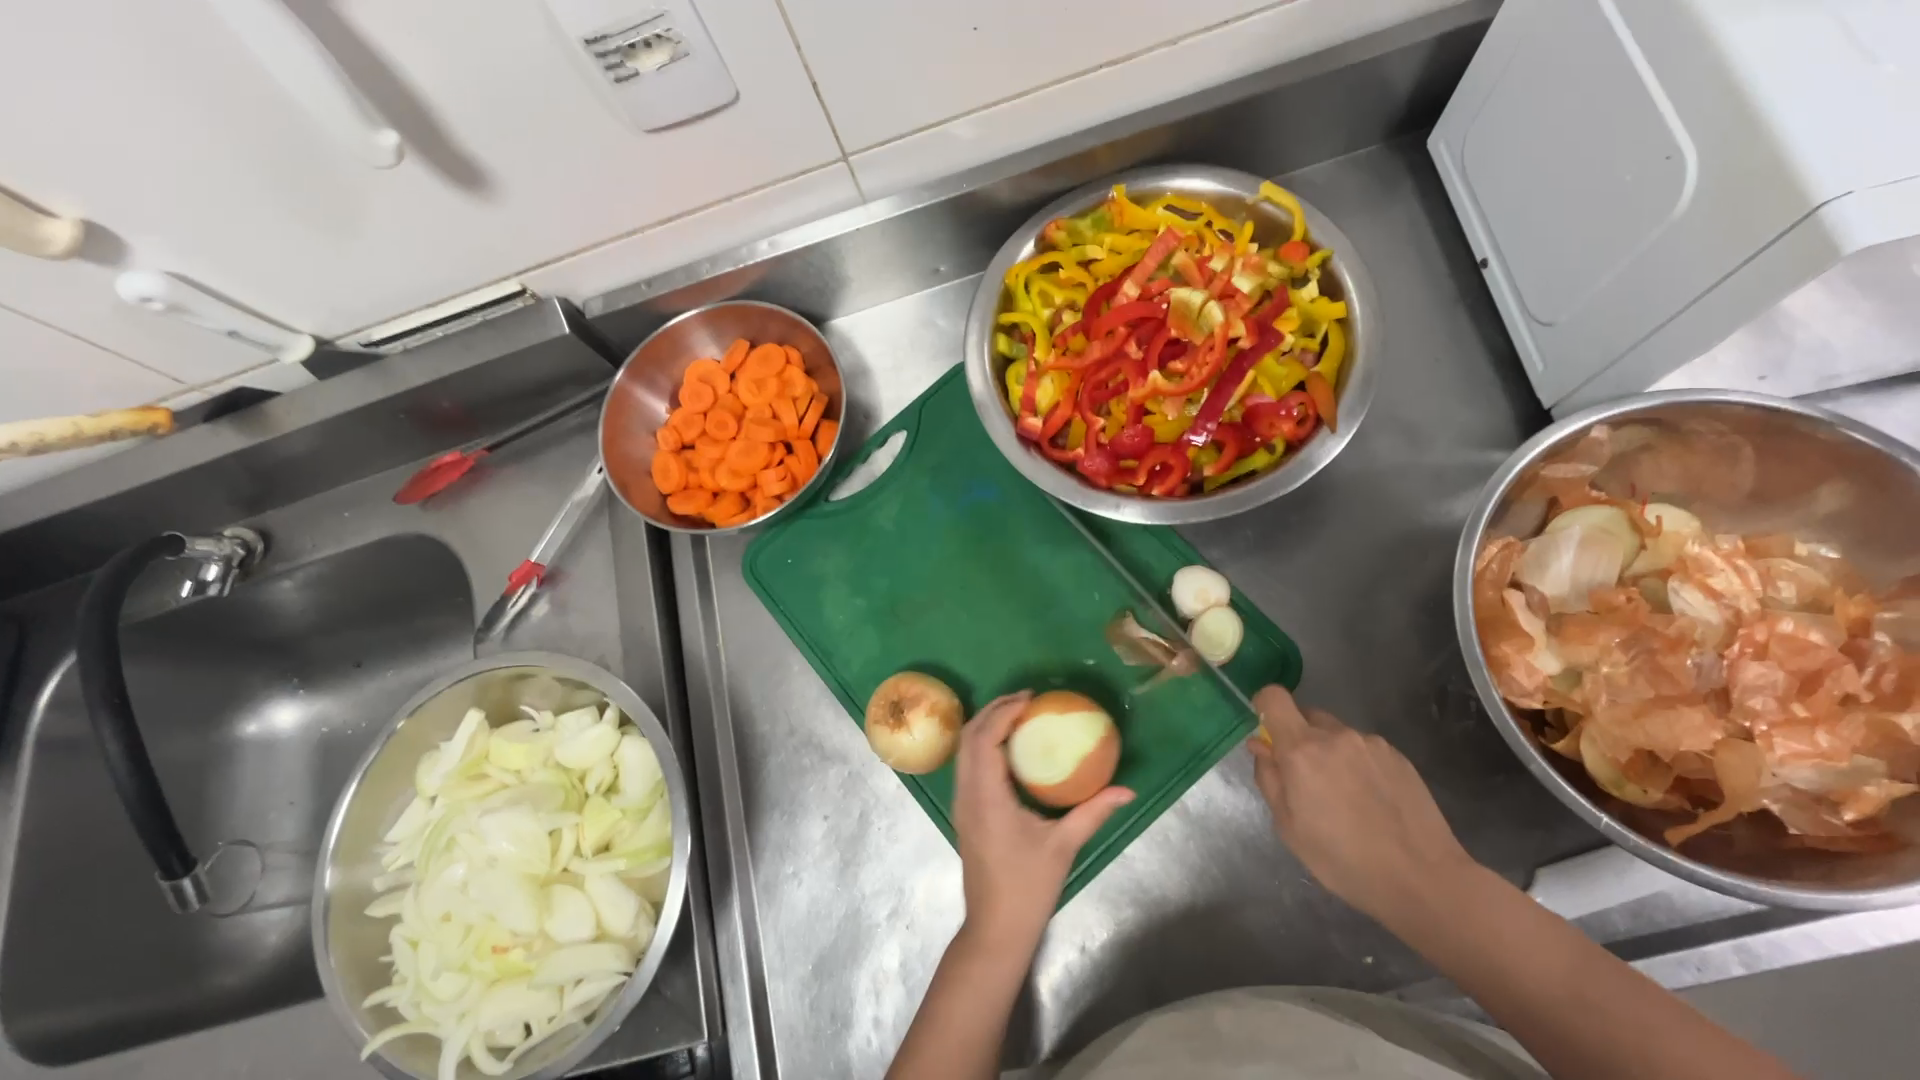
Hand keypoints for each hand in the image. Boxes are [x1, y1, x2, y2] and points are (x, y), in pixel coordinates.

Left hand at [953, 691, 1133, 950]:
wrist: (995, 927)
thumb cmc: (1028, 887)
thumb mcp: (1064, 846)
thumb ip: (1093, 812)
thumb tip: (1127, 789)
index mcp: (986, 798)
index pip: (984, 740)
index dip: (1003, 713)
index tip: (1030, 698)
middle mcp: (966, 795)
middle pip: (968, 738)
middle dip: (993, 711)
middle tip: (1026, 699)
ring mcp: (961, 803)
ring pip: (964, 751)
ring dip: (986, 726)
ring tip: (1019, 714)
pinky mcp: (965, 812)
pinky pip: (968, 766)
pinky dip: (984, 745)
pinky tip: (1011, 747)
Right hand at [1245, 685, 1474, 920]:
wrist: (1421, 878)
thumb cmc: (1342, 860)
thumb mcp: (1288, 826)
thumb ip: (1269, 778)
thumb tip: (1261, 745)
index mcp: (1302, 750)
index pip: (1273, 697)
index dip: (1264, 707)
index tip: (1266, 733)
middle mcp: (1337, 735)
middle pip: (1306, 716)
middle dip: (1298, 739)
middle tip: (1306, 781)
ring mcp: (1371, 743)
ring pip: (1337, 734)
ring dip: (1330, 753)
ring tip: (1345, 798)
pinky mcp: (1398, 756)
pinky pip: (1364, 749)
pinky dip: (1357, 765)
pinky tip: (1371, 801)